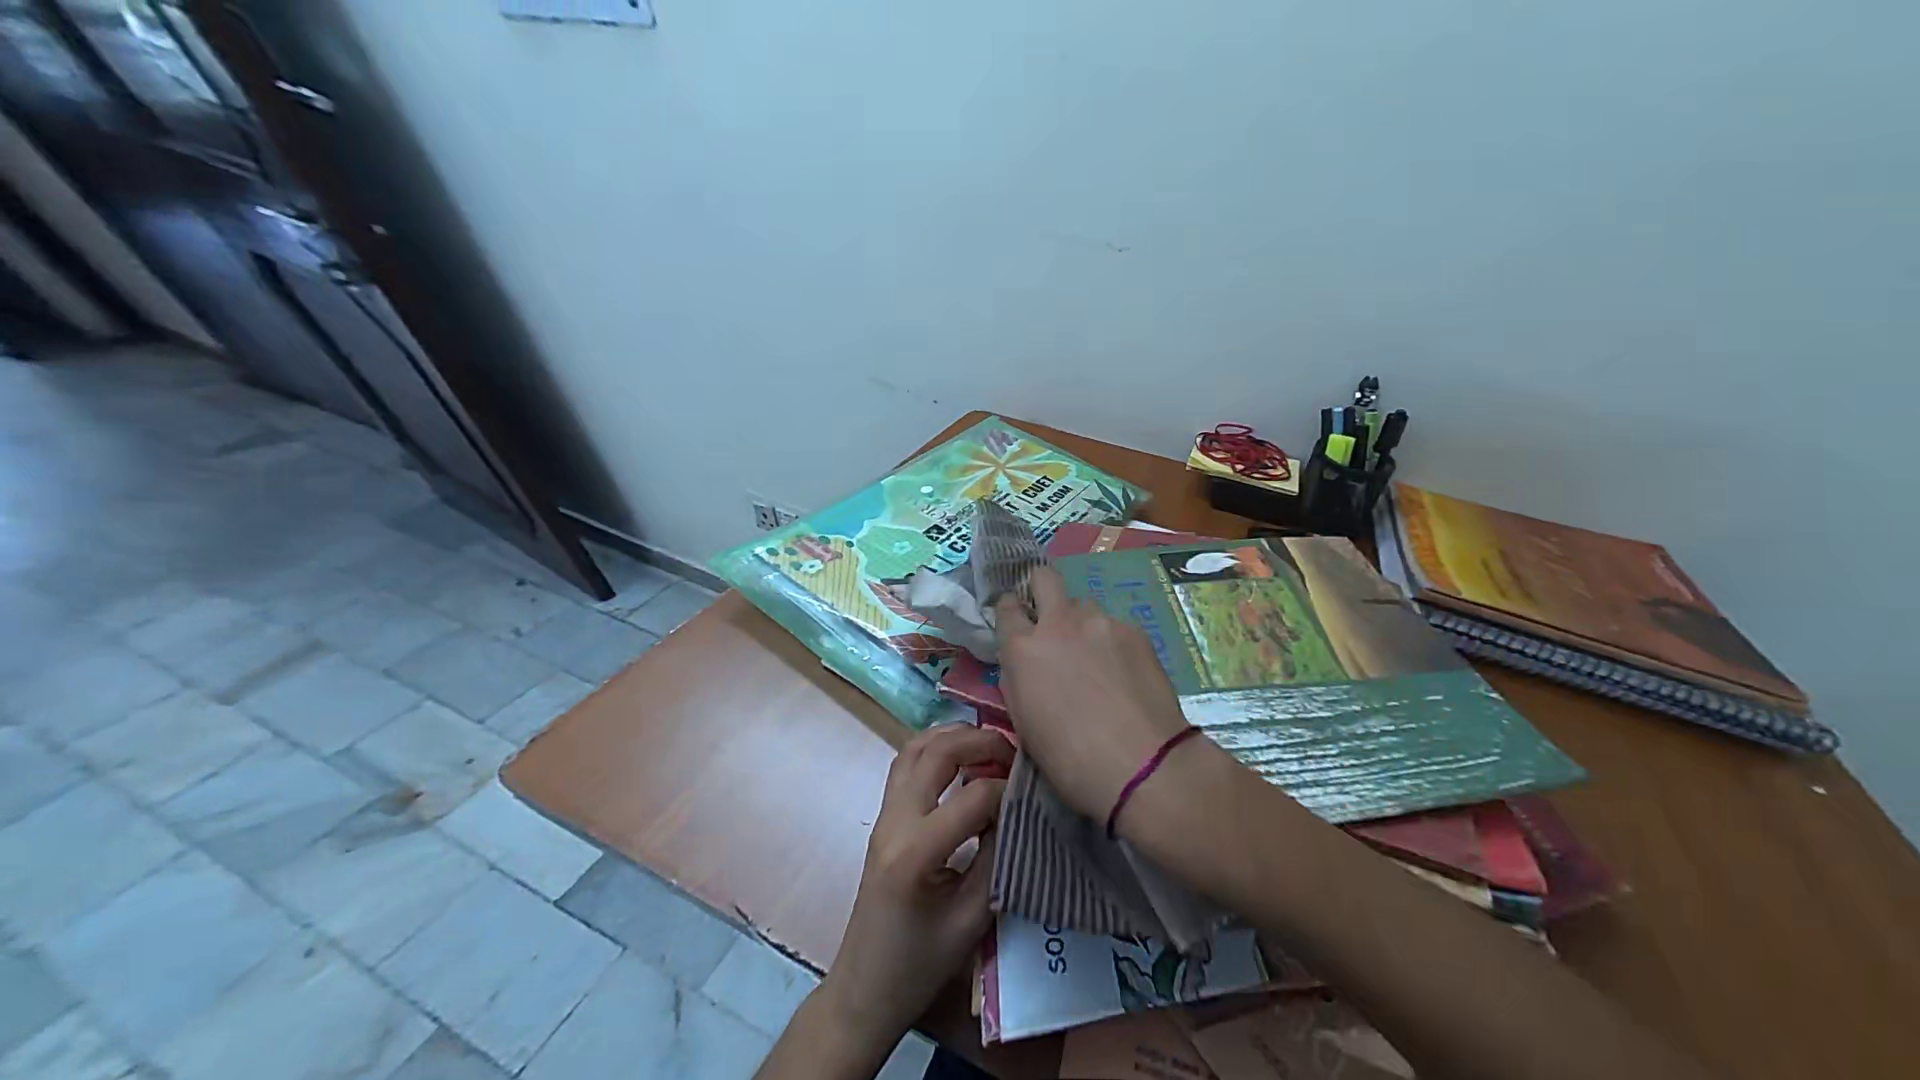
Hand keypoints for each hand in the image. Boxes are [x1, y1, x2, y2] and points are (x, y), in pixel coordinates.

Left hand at [817, 724, 1012, 1044]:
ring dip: (956, 737)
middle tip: (1017, 754)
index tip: (1035, 798)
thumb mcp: (973, 919)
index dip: (1010, 790)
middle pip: (938, 752)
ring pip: (916, 747)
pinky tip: (963, 762)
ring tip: (992, 750)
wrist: (865, 988)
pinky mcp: (884, 817)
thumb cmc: (920, 965)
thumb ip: (999, 859)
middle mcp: (894, 820)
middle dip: (983, 742)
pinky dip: (937, 749)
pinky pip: (906, 763)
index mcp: (915, 852)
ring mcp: (884, 814)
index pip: (973, 796)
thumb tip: (1021, 811)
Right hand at [993, 564, 1190, 820]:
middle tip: (1050, 618)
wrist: (1141, 766)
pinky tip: (1124, 673)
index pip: (1006, 606)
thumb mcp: (1024, 721)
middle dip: (1042, 588)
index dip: (1010, 610)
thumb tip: (1027, 664)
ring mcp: (1100, 623)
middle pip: (1045, 577)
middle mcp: (1059, 624)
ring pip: (1085, 605)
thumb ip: (1020, 679)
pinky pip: (1114, 627)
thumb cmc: (1070, 759)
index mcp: (1022, 648)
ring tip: (1095, 657)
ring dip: (1081, 623)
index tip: (1016, 621)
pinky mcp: (1134, 631)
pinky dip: (1112, 643)